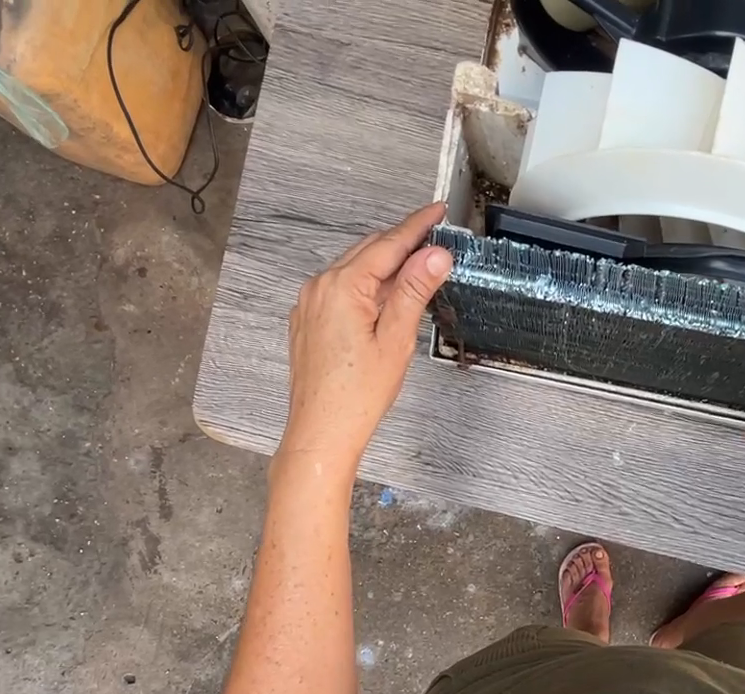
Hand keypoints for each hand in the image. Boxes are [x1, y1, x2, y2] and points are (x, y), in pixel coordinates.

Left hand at [277, 203, 454, 476]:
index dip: (417, 226)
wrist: (322, 432)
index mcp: (343, 287)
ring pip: (354, 270)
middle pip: (369, 252)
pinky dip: (365, 286)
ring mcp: (310, 304)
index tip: (436, 211)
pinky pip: (340, 291)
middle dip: (402, 243)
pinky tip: (383, 300)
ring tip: (415, 270)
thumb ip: (413, 291)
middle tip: (433, 237)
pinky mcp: (307, 321)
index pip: (388, 244)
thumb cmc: (356, 396)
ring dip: (384, 266)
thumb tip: (434, 255)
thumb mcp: (395, 340)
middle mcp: (320, 288)